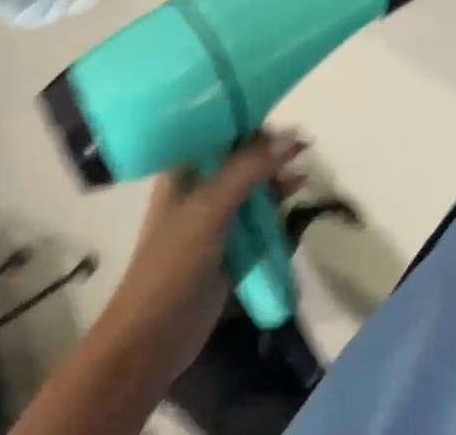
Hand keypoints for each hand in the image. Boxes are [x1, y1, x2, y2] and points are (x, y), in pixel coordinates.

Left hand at [108, 131, 307, 377]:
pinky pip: (258, 215)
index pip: (217, 132)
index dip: (247, 121)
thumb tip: (293, 138)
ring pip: (251, 186)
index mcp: (180, 173)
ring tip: (302, 170)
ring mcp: (213, 218)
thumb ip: (249, 169)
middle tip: (302, 146)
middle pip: (239, 158)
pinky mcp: (229, 245)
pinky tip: (295, 194)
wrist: (153, 338)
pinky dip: (276, 203)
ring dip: (275, 176)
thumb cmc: (172, 263)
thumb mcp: (210, 207)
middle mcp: (197, 189)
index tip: (280, 116)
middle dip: (269, 149)